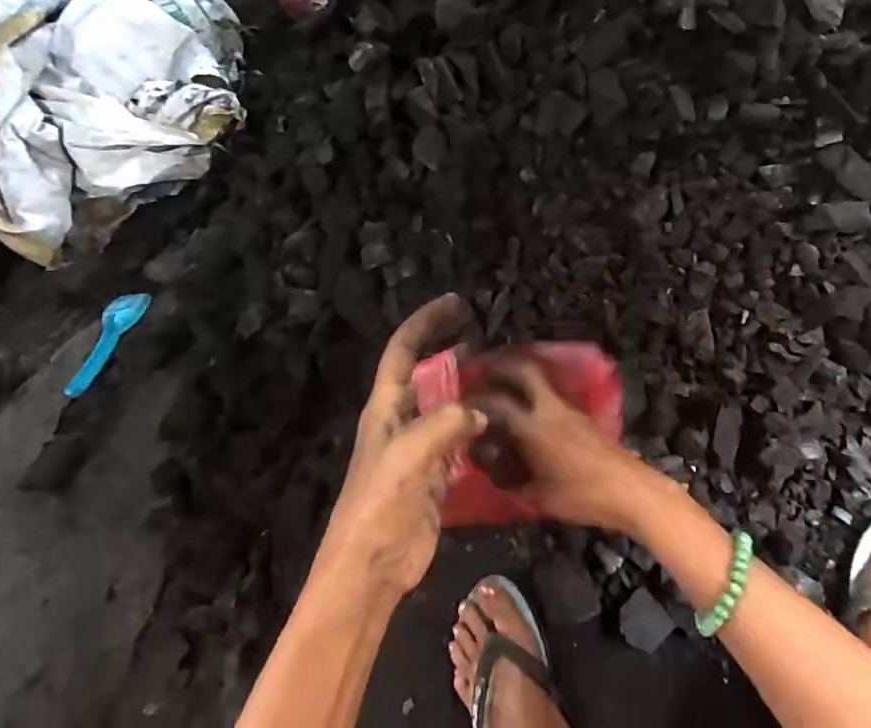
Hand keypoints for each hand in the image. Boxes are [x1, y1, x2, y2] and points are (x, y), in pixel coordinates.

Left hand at [312, 295, 486, 597]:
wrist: (371, 566)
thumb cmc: (381, 504)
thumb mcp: (408, 455)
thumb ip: (444, 424)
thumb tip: (480, 410)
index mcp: (385, 406)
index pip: (403, 350)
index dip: (425, 322)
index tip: (456, 303)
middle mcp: (401, 419)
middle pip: (425, 371)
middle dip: (448, 347)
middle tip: (483, 331)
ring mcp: (418, 447)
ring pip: (445, 405)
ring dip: (467, 386)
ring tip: (499, 372)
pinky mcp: (434, 475)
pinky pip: (459, 439)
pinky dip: (477, 426)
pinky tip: (499, 422)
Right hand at [473, 352, 666, 533]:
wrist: (633, 492)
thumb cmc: (584, 498)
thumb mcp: (541, 497)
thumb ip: (514, 484)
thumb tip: (495, 475)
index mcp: (534, 427)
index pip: (496, 403)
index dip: (475, 401)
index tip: (460, 402)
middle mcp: (550, 409)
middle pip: (523, 369)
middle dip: (499, 364)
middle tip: (480, 368)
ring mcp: (569, 409)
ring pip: (540, 377)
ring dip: (519, 373)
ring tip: (502, 378)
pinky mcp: (582, 415)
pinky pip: (552, 392)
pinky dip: (535, 390)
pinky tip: (529, 404)